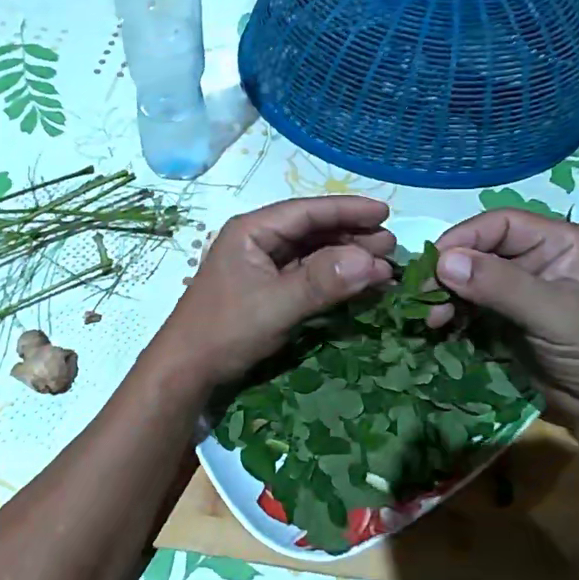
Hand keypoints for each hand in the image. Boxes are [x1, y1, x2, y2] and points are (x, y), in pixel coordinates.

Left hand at [152, 197, 394, 386]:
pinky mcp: (268, 289)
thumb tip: (372, 261)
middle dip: (352, 235)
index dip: (347, 210)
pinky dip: (333, 279)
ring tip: (383, 266)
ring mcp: (262, 266)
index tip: (385, 214)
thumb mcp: (276, 305)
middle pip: (312, 230)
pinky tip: (358, 285)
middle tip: (391, 247)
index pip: (306, 211)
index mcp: (251, 231)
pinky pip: (307, 275)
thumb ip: (322, 282)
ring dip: (346, 258)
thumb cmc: (225, 330)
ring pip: (312, 253)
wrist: (187, 370)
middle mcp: (257, 241)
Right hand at [429, 209, 578, 428]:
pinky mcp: (511, 323)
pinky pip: (473, 309)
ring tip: (431, 320)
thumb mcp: (557, 313)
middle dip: (449, 271)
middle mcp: (537, 261)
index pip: (499, 224)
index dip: (463, 238)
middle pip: (479, 251)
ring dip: (447, 297)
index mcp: (558, 243)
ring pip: (471, 281)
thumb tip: (442, 261)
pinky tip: (440, 329)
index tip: (433, 264)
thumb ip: (500, 285)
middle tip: (423, 298)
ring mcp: (522, 293)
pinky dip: (454, 317)